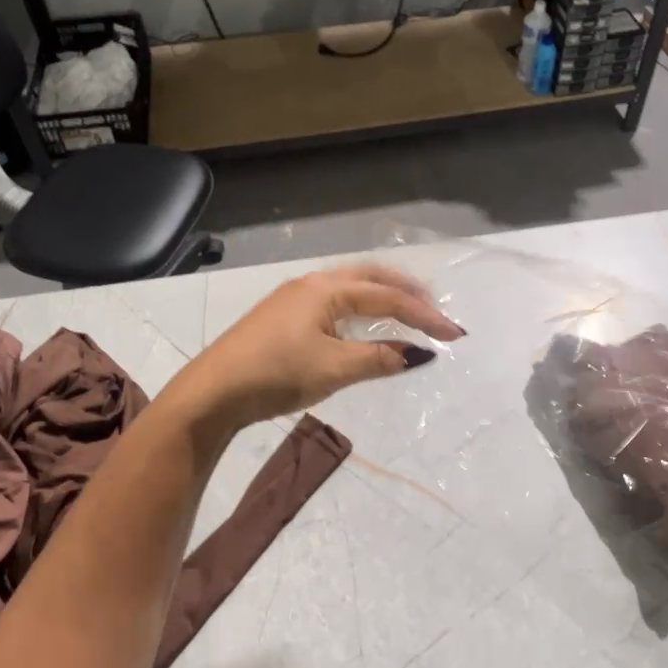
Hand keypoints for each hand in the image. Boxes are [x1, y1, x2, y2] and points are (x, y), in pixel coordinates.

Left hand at [159, 264, 464, 434]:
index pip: (388, 296)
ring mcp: (294, 298)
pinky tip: (362, 324)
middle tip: (435, 306)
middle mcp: (312, 283)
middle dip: (406, 289)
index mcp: (327, 289)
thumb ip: (379, 358)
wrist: (213, 391)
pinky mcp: (283, 316)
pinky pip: (334, 300)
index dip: (424, 316)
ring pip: (350, 286)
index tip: (455, 335)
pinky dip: (360, 307)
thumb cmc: (276, 375)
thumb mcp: (334, 369)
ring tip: (406, 310)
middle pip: (370, 277)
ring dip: (381, 294)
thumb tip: (419, 354)